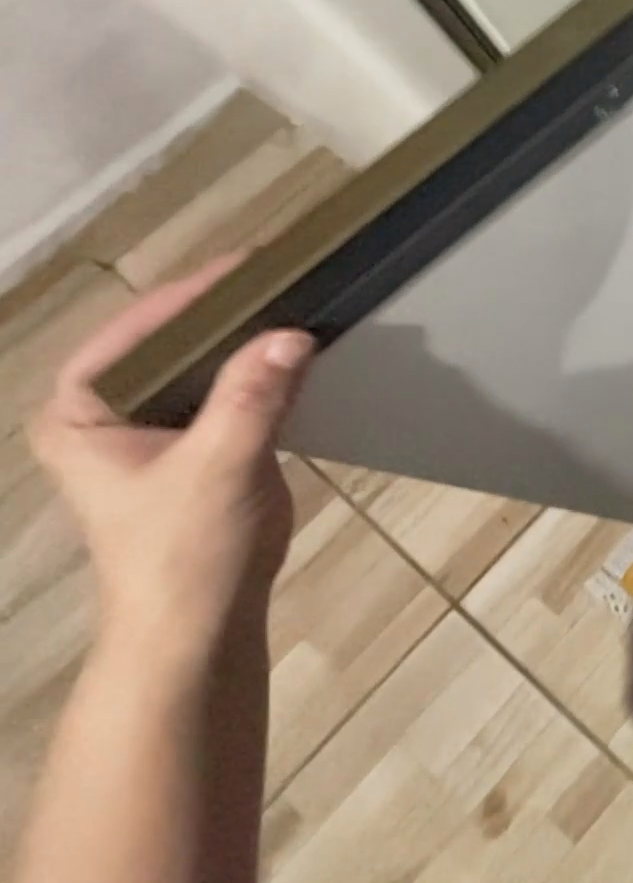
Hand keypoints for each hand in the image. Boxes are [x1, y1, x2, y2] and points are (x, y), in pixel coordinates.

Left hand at [29, 256, 314, 660]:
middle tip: (287, 280)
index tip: (253, 265)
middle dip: (229, 313)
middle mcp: (113, 412)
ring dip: (252, 343)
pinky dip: (269, 374)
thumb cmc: (185, 547)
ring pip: (207, 367)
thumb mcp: (219, 466)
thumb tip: (293, 334)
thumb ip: (252, 398)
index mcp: (81, 412)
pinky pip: (235, 393)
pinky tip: (302, 359)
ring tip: (301, 309)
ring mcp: (161, 430)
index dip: (192, 296)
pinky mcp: (206, 446)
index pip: (136, 333)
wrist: (201, 618)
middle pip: (172, 343)